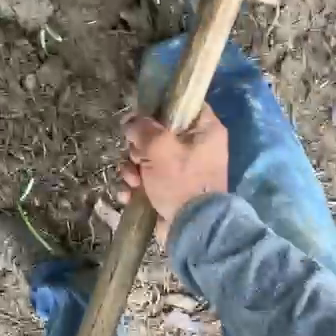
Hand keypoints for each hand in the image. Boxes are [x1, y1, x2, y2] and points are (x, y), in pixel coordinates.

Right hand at [120, 103, 229, 244]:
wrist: (191, 229)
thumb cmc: (181, 181)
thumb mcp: (160, 147)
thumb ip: (142, 129)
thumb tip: (130, 122)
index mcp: (205, 130)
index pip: (183, 107)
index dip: (159, 109)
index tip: (140, 118)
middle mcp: (196, 147)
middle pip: (158, 134)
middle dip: (139, 148)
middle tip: (138, 158)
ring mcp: (183, 170)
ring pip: (147, 158)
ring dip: (132, 170)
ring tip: (133, 182)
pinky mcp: (170, 190)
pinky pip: (146, 180)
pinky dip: (136, 187)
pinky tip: (130, 195)